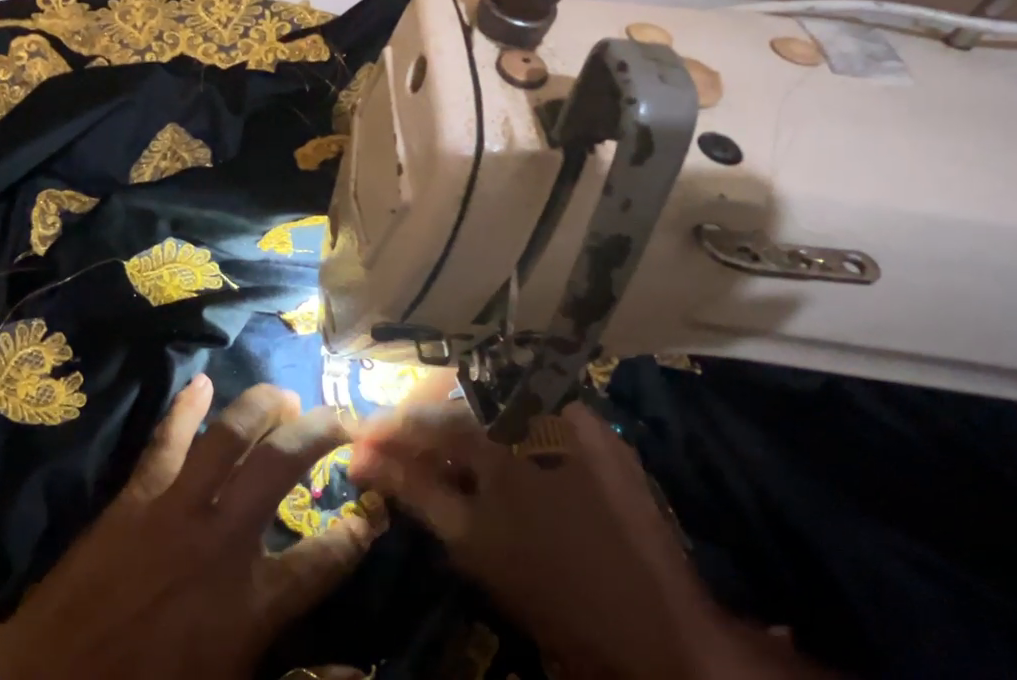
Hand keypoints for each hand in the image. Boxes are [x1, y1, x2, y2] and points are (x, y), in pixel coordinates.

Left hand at [0, 376, 382, 678]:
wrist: (58, 673)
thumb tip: (356, 674)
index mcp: (256, 599)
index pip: (330, 556)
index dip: (361, 529)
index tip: (377, 508)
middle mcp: (225, 539)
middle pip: (285, 465)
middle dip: (324, 431)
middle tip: (345, 417)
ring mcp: (178, 508)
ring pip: (230, 437)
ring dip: (262, 406)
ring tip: (287, 393)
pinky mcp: (137, 495)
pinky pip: (165, 440)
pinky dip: (184, 407)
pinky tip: (200, 381)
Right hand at [351, 401, 821, 679]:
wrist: (658, 627)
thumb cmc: (551, 586)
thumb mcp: (469, 540)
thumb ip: (412, 488)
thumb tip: (360, 458)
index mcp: (504, 431)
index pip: (425, 415)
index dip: (386, 429)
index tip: (359, 444)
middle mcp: (540, 404)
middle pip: (459, 390)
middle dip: (421, 414)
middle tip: (396, 448)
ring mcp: (576, 413)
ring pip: (497, 396)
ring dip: (458, 417)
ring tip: (438, 455)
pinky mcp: (600, 431)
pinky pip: (534, 410)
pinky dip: (501, 426)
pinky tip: (489, 459)